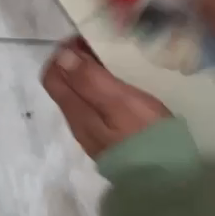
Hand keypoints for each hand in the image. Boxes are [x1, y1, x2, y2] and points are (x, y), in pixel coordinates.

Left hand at [42, 38, 170, 158]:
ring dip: (89, 73)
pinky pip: (94, 104)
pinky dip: (101, 87)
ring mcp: (92, 130)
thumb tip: (61, 55)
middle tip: (103, 45)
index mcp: (77, 110)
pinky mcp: (109, 135)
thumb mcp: (118, 101)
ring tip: (115, 59)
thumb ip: (89, 80)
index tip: (87, 39)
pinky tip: (123, 83)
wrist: (162, 176)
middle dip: (76, 60)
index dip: (64, 54)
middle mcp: (78, 120)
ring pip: (79, 94)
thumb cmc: (143, 133)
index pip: (52, 75)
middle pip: (64, 84)